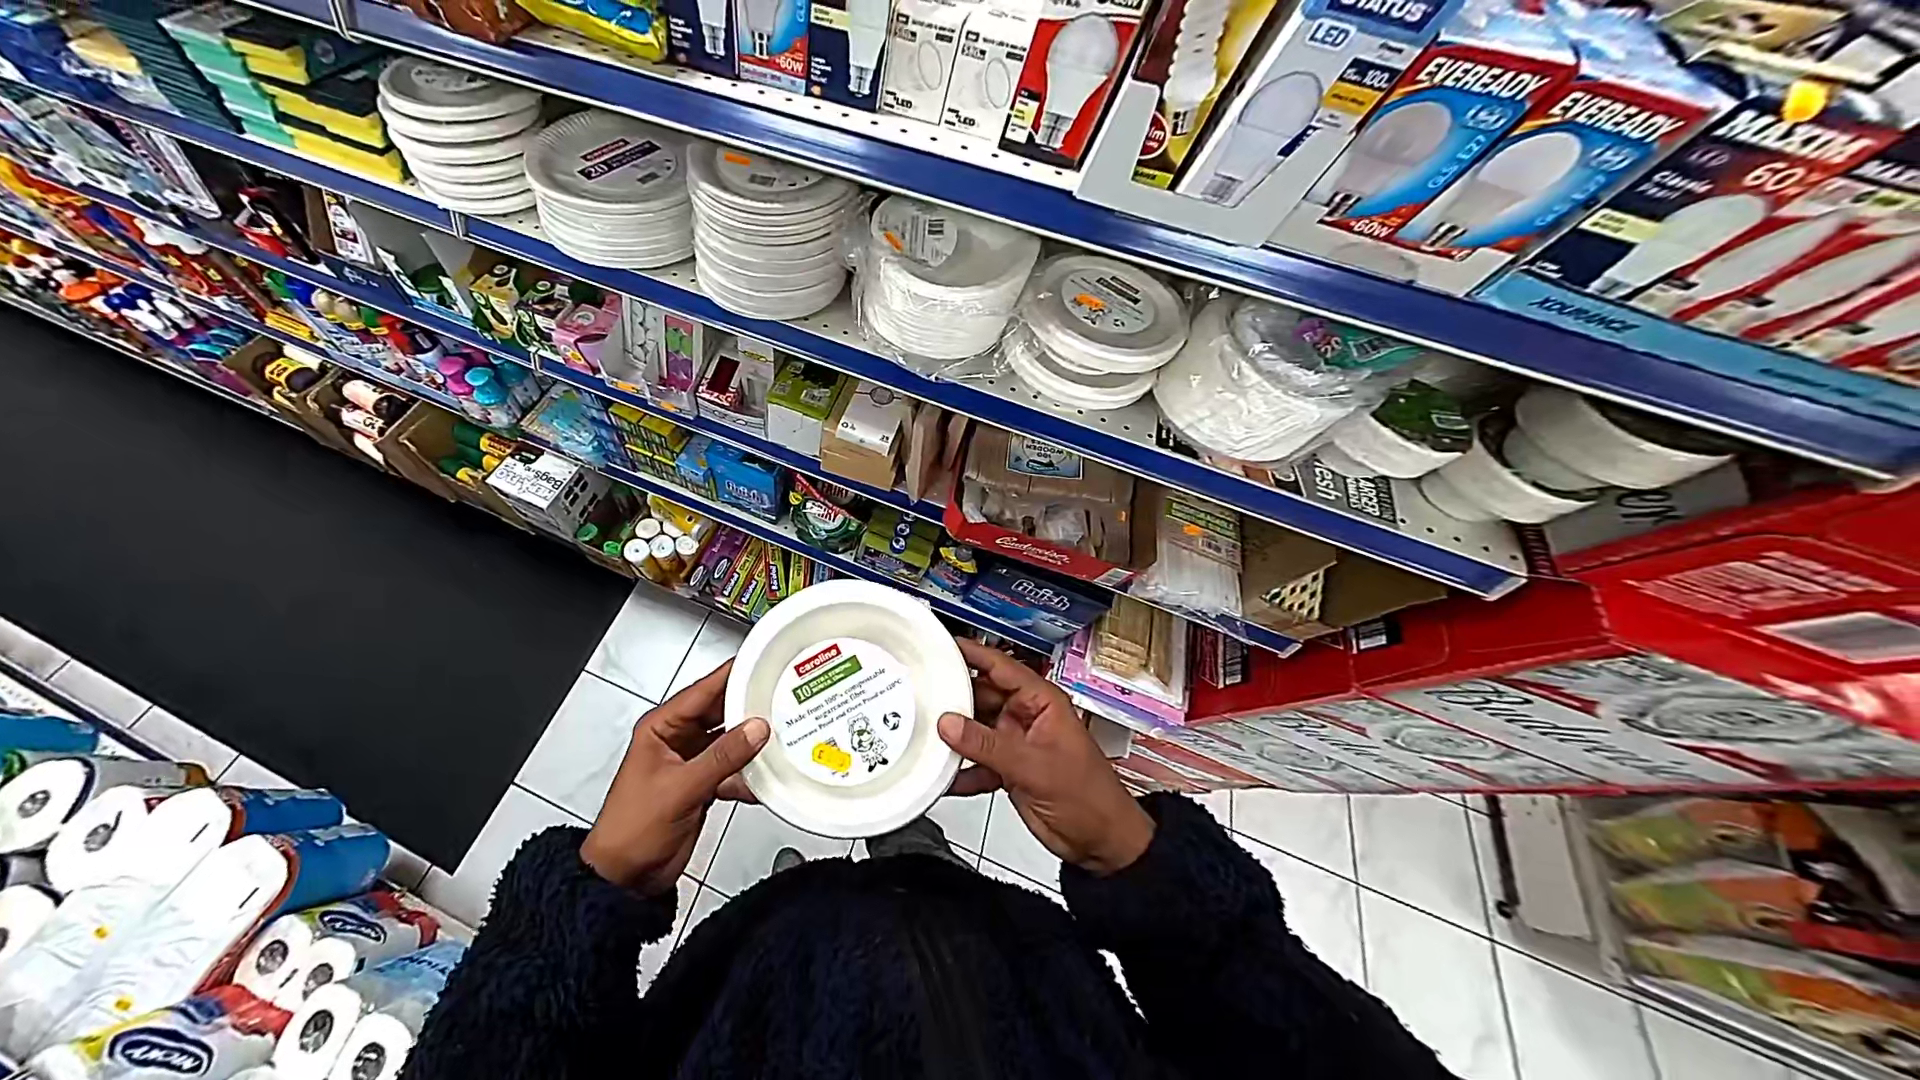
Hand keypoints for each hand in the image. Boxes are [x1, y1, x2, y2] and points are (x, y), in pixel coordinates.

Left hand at [580, 660, 768, 895]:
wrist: (626, 878)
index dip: (733, 674)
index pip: (704, 690)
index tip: (762, 662)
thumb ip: (722, 756)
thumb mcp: (680, 787)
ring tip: (782, 734)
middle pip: (723, 711)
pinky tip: (766, 776)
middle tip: (782, 698)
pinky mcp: (705, 782)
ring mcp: (693, 760)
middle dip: (751, 707)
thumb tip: (756, 729)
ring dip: (754, 742)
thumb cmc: (629, 830)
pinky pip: (736, 766)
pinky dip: (751, 772)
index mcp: (661, 727)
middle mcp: (678, 738)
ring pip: (733, 739)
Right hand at [938, 639, 1152, 876]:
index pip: (1001, 667)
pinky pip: (977, 762)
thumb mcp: (1034, 766)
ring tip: (926, 735)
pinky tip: (944, 776)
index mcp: (1041, 702)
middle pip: (982, 697)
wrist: (1101, 842)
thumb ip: (987, 745)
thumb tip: (950, 724)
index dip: (973, 654)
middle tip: (923, 699)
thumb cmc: (1089, 796)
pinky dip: (962, 770)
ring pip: (976, 730)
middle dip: (954, 699)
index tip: (944, 646)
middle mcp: (1026, 717)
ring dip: (955, 736)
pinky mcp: (1008, 769)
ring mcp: (1016, 743)